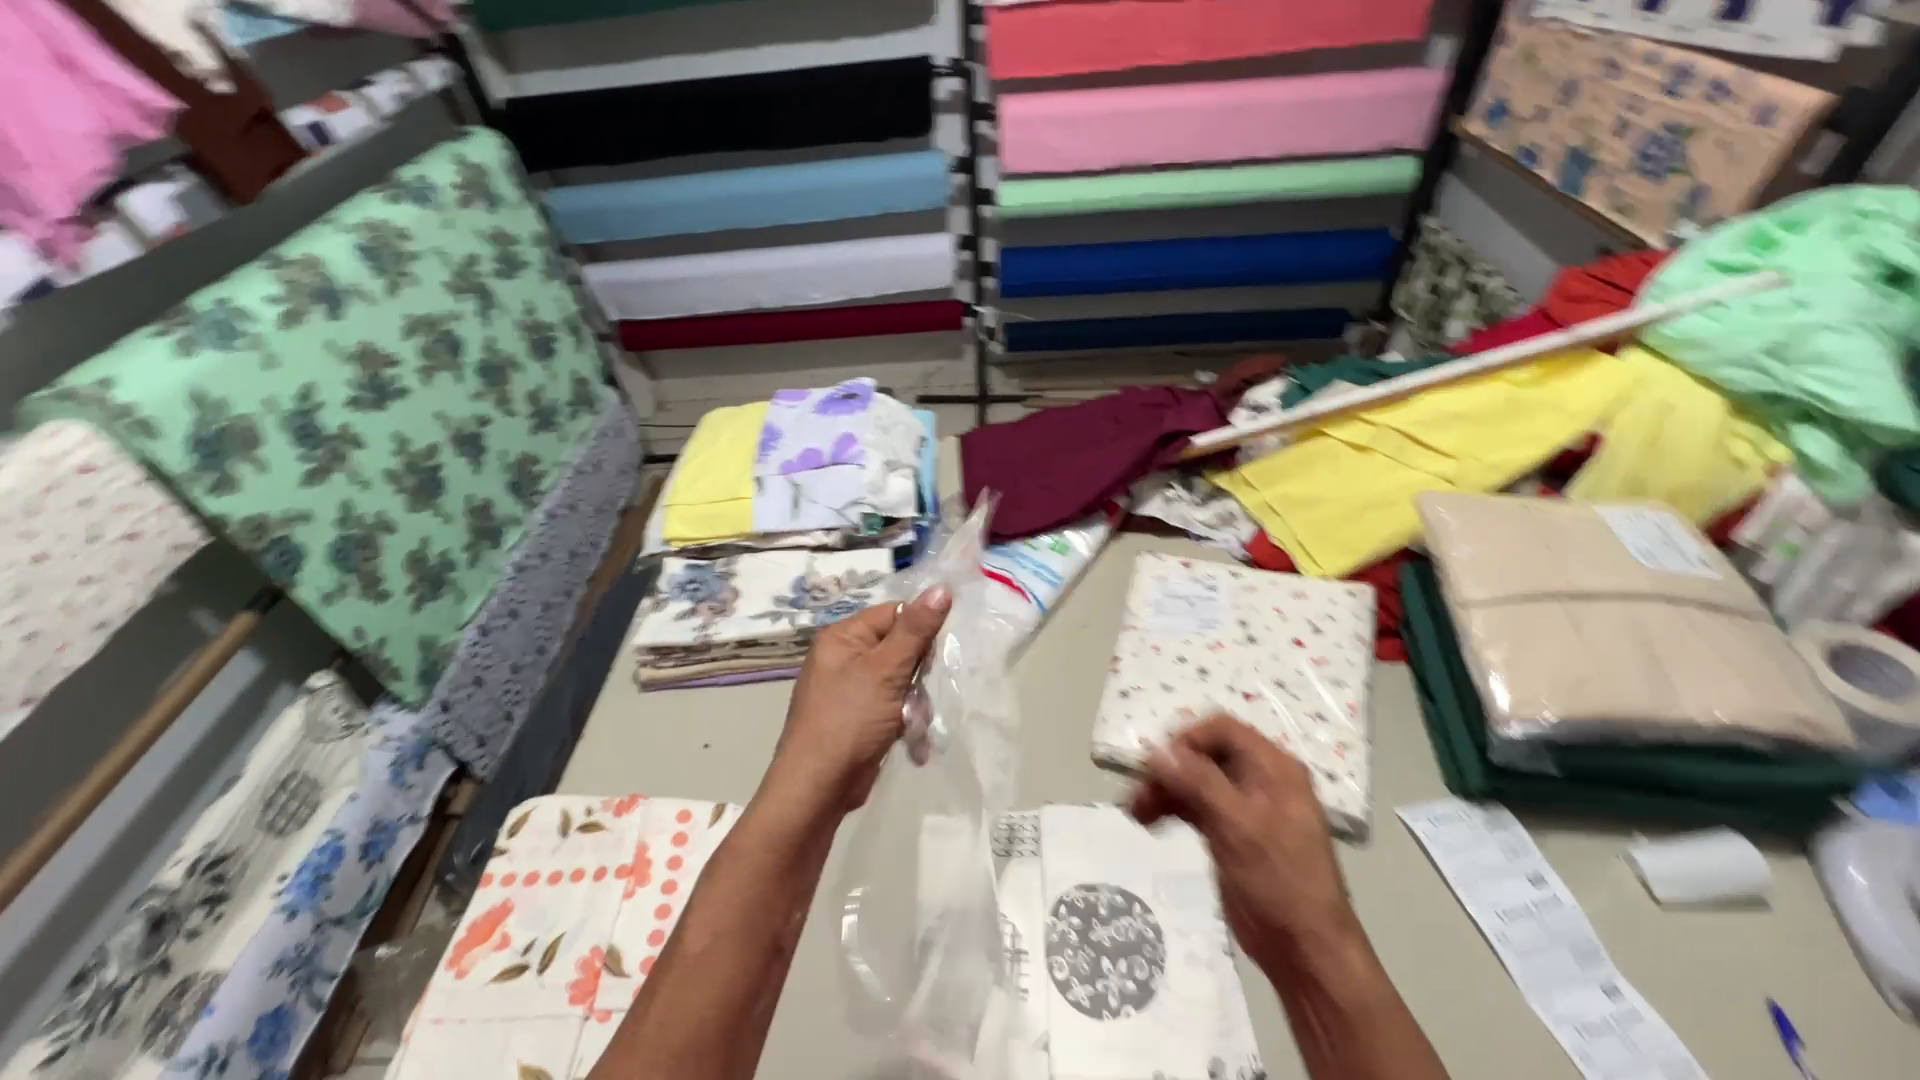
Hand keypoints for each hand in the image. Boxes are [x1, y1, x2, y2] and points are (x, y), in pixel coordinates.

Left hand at [766, 586, 951, 810]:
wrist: (818, 787)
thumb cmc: (849, 720)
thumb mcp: (886, 671)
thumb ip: (916, 629)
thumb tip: (942, 587)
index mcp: (842, 637)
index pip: (894, 614)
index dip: (919, 631)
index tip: (934, 656)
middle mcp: (843, 657)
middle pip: (901, 648)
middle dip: (919, 675)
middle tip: (920, 695)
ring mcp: (850, 689)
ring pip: (902, 681)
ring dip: (915, 704)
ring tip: (914, 724)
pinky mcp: (859, 718)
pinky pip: (893, 707)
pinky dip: (905, 722)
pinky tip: (912, 740)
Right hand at [1130, 713, 1358, 971]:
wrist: (1305, 948)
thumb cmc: (1278, 880)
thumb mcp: (1236, 826)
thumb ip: (1198, 782)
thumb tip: (1157, 750)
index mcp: (1273, 769)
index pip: (1222, 730)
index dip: (1186, 740)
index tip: (1157, 766)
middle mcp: (1261, 781)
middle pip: (1205, 756)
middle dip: (1169, 771)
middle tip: (1137, 796)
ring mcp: (1247, 809)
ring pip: (1197, 782)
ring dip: (1165, 791)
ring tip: (1135, 813)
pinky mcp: (1233, 835)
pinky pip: (1199, 808)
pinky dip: (1174, 810)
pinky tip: (1150, 823)